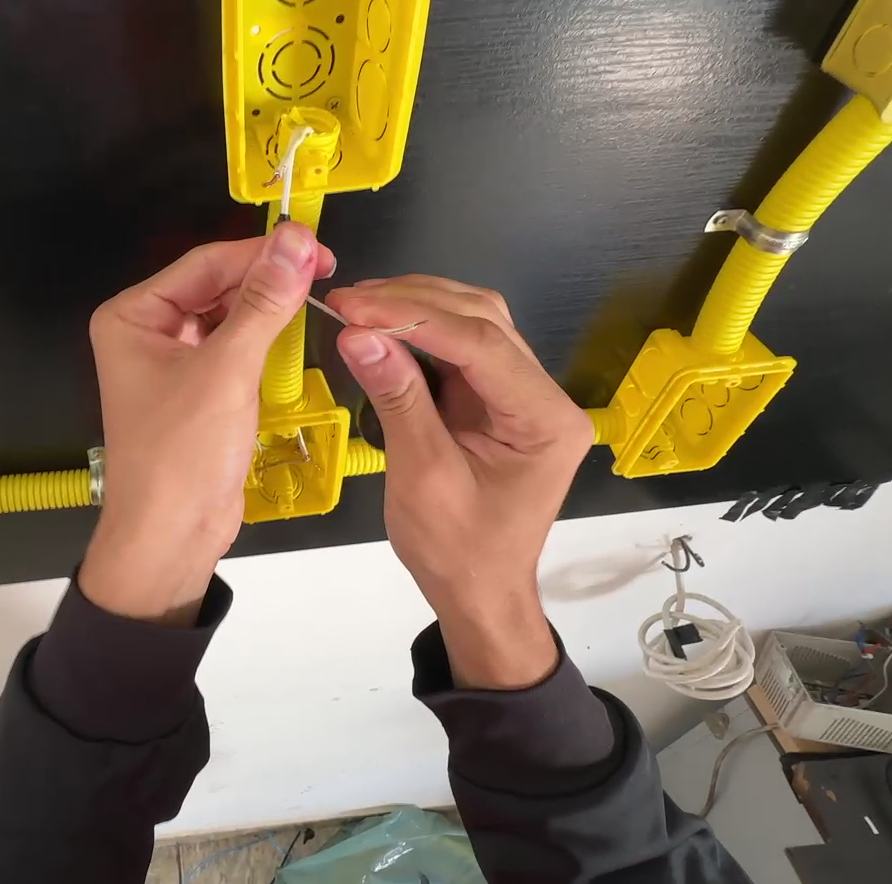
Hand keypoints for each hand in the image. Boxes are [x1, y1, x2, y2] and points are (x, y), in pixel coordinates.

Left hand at [82, 223, 333, 625]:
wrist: (171, 537)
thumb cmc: (182, 454)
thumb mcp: (226, 370)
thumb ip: (263, 303)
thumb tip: (296, 239)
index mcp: (133, 316)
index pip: (204, 264)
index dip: (261, 251)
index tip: (315, 245)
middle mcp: (147, 331)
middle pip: (215, 286)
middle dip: (266, 279)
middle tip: (324, 271)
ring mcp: (172, 360)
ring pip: (228, 315)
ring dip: (267, 308)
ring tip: (316, 295)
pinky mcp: (198, 387)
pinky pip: (233, 346)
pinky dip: (263, 339)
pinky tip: (293, 332)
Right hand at [326, 276, 591, 687]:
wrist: (477, 591)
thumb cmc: (456, 549)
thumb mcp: (422, 476)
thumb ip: (397, 398)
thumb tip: (357, 335)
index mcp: (543, 419)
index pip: (481, 344)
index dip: (414, 316)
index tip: (354, 306)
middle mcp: (543, 395)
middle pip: (483, 320)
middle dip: (413, 301)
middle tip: (348, 300)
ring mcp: (521, 393)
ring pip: (474, 322)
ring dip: (415, 305)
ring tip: (358, 304)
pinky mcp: (494, 397)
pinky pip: (460, 346)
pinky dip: (418, 329)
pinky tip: (381, 323)